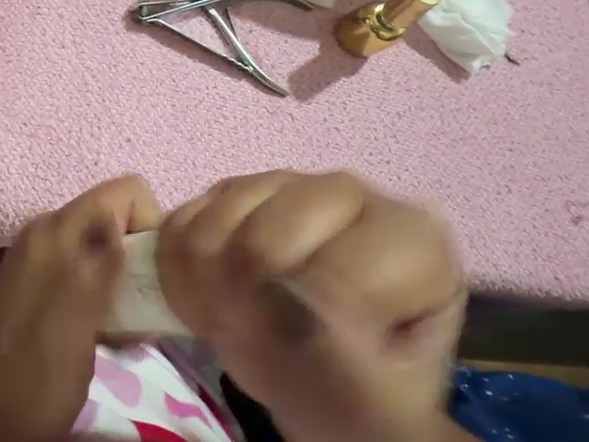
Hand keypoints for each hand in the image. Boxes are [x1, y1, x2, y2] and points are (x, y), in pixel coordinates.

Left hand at [0, 175, 161, 440]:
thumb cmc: (30, 373)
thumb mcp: (73, 323)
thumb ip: (98, 269)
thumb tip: (120, 223)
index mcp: (58, 232)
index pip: (125, 191)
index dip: (152, 224)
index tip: (156, 274)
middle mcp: (48, 230)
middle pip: (116, 216)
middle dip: (141, 256)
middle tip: (146, 310)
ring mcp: (40, 252)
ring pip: (103, 243)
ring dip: (125, 279)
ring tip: (128, 328)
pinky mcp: (38, 277)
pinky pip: (86, 264)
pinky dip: (105, 290)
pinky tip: (106, 331)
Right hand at [157, 172, 467, 441]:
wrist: (320, 369)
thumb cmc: (363, 388)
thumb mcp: (383, 407)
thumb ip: (356, 373)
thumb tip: (310, 330)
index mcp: (411, 237)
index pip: (334, 278)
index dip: (302, 331)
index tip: (309, 362)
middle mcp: (346, 191)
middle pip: (260, 245)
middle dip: (248, 311)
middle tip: (263, 343)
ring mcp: (280, 181)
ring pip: (209, 231)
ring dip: (209, 295)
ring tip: (240, 323)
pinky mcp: (228, 188)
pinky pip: (177, 226)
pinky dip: (178, 275)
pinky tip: (213, 299)